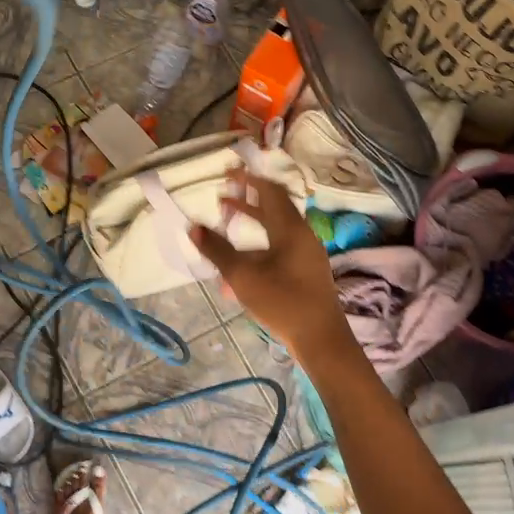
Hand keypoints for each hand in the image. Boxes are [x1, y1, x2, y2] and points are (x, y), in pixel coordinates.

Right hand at [188, 169, 353, 365]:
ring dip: (249, 231)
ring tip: (223, 233)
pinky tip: (237, 272)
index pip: (270, 192)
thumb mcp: (243, 277)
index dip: (248, 180)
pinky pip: (278, 252)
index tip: (228, 175)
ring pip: (274, 234)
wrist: (320, 338)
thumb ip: (217, 250)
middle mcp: (302, 236)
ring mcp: (306, 255)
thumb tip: (193, 227)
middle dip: (246, 204)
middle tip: (222, 199)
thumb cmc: (282, 302)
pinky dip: (257, 252)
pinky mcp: (306, 273)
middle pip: (273, 210)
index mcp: (290, 229)